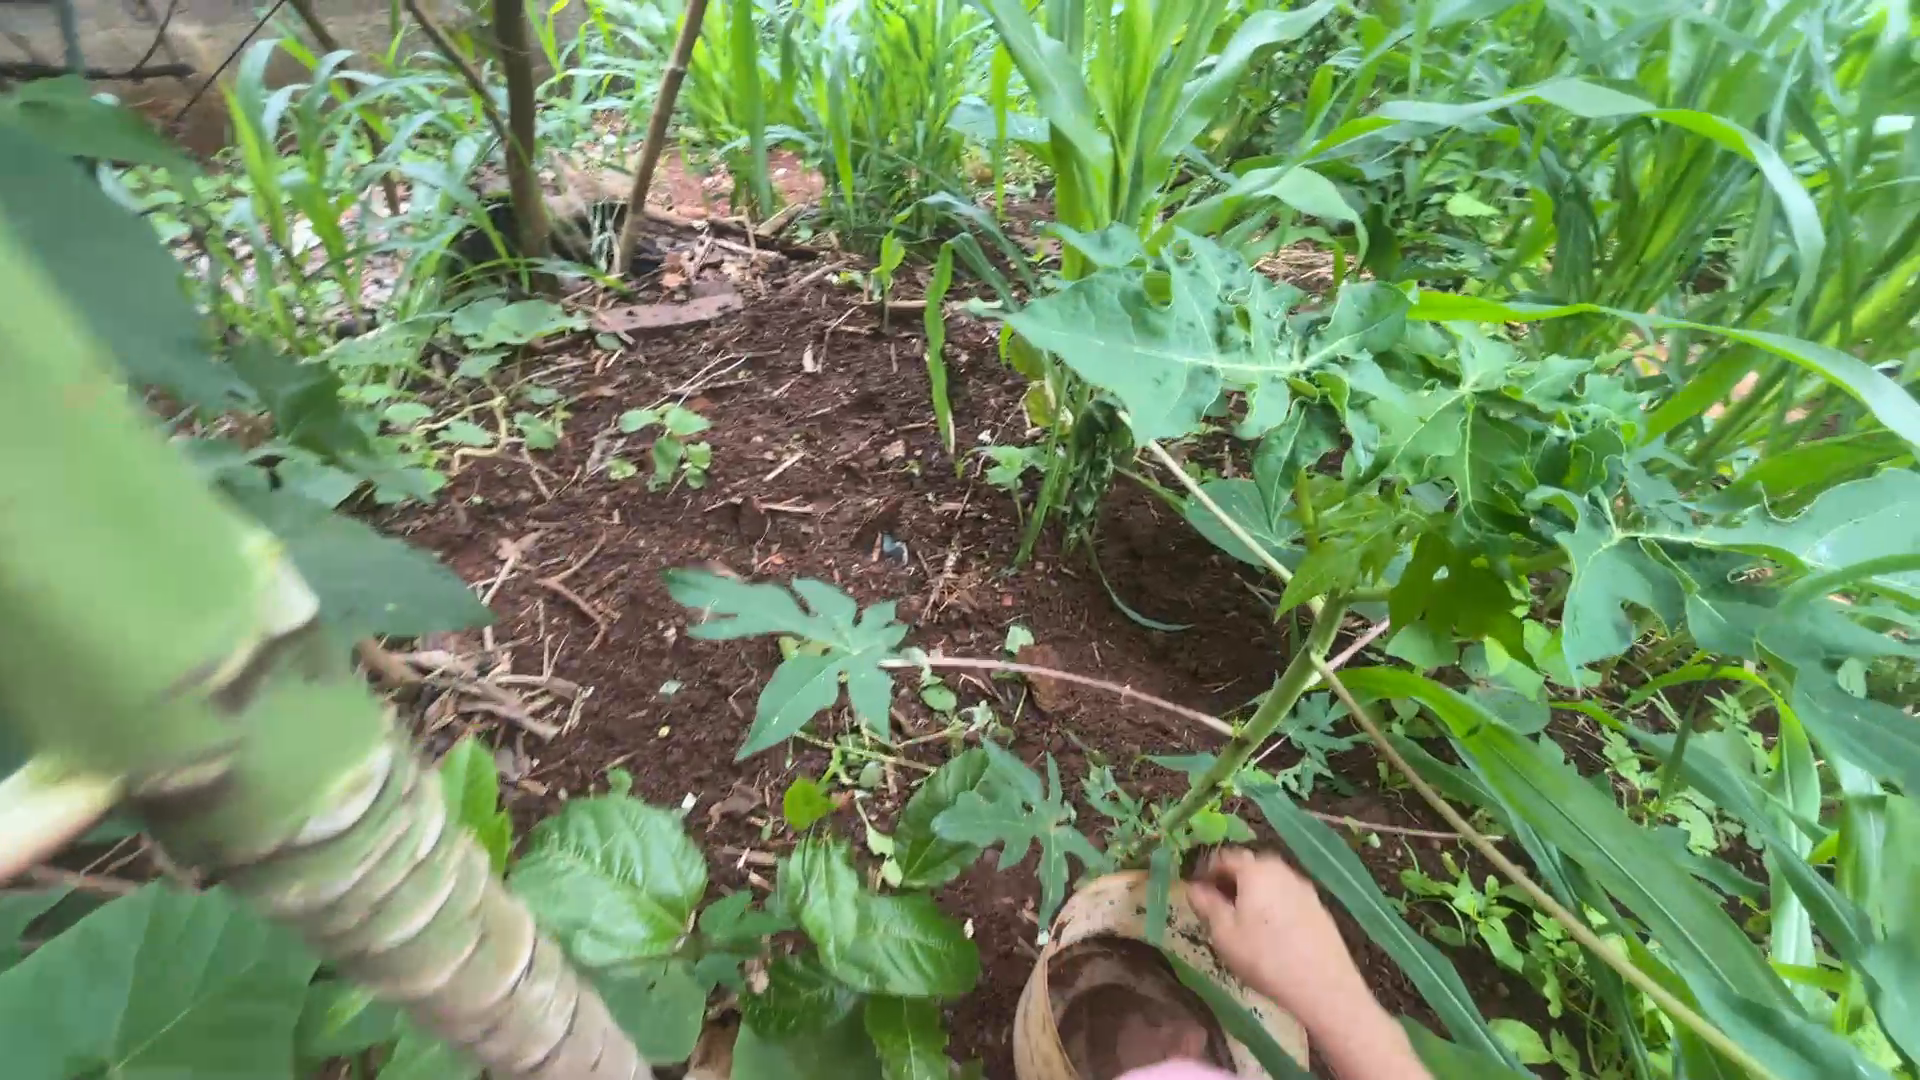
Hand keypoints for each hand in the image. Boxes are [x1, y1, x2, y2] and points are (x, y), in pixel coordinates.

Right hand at [1186, 848, 1370, 1026]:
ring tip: (1244, 919)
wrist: (1326, 990)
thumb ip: (1206, 904)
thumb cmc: (1266, 958)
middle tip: (1219, 904)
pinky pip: (1287, 897)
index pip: (1223, 857)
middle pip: (1249, 866)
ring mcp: (1304, 887)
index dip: (1206, 870)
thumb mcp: (1224, 933)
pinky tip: (1273, 931)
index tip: (1197, 890)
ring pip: (1270, 881)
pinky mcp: (1320, 908)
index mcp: (1254, 869)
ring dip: (1254, 892)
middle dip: (1231, 880)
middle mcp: (1280, 869)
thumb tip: (1193, 887)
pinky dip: (1275, 905)